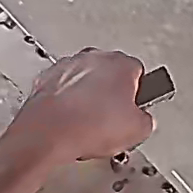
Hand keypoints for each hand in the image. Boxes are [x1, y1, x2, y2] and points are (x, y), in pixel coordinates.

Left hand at [0, 50, 154, 166]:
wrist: (48, 134)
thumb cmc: (88, 126)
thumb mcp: (138, 131)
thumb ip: (146, 119)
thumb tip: (142, 121)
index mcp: (121, 64)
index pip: (138, 72)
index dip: (137, 95)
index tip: (133, 109)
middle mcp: (93, 58)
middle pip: (110, 73)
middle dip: (111, 93)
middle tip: (112, 118)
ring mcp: (67, 66)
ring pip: (84, 79)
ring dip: (87, 96)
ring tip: (88, 124)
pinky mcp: (46, 79)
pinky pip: (62, 89)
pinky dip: (65, 102)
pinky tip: (69, 122)